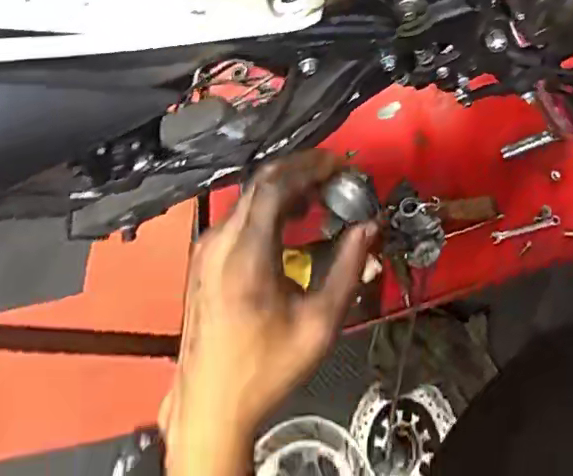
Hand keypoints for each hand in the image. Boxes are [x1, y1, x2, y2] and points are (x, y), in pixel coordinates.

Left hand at [160, 150, 378, 475]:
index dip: (311, 165)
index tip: (341, 164)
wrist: (209, 408)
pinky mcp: (203, 259)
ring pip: (248, 195)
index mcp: (246, 253)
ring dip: (285, 185)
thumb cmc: (266, 368)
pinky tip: (292, 217)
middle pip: (261, 182)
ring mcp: (206, 249)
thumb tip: (369, 226)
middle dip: (301, 168)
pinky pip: (239, 214)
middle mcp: (220, 242)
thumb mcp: (319, 323)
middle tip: (335, 171)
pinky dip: (269, 203)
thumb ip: (347, 268)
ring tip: (320, 192)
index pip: (276, 184)